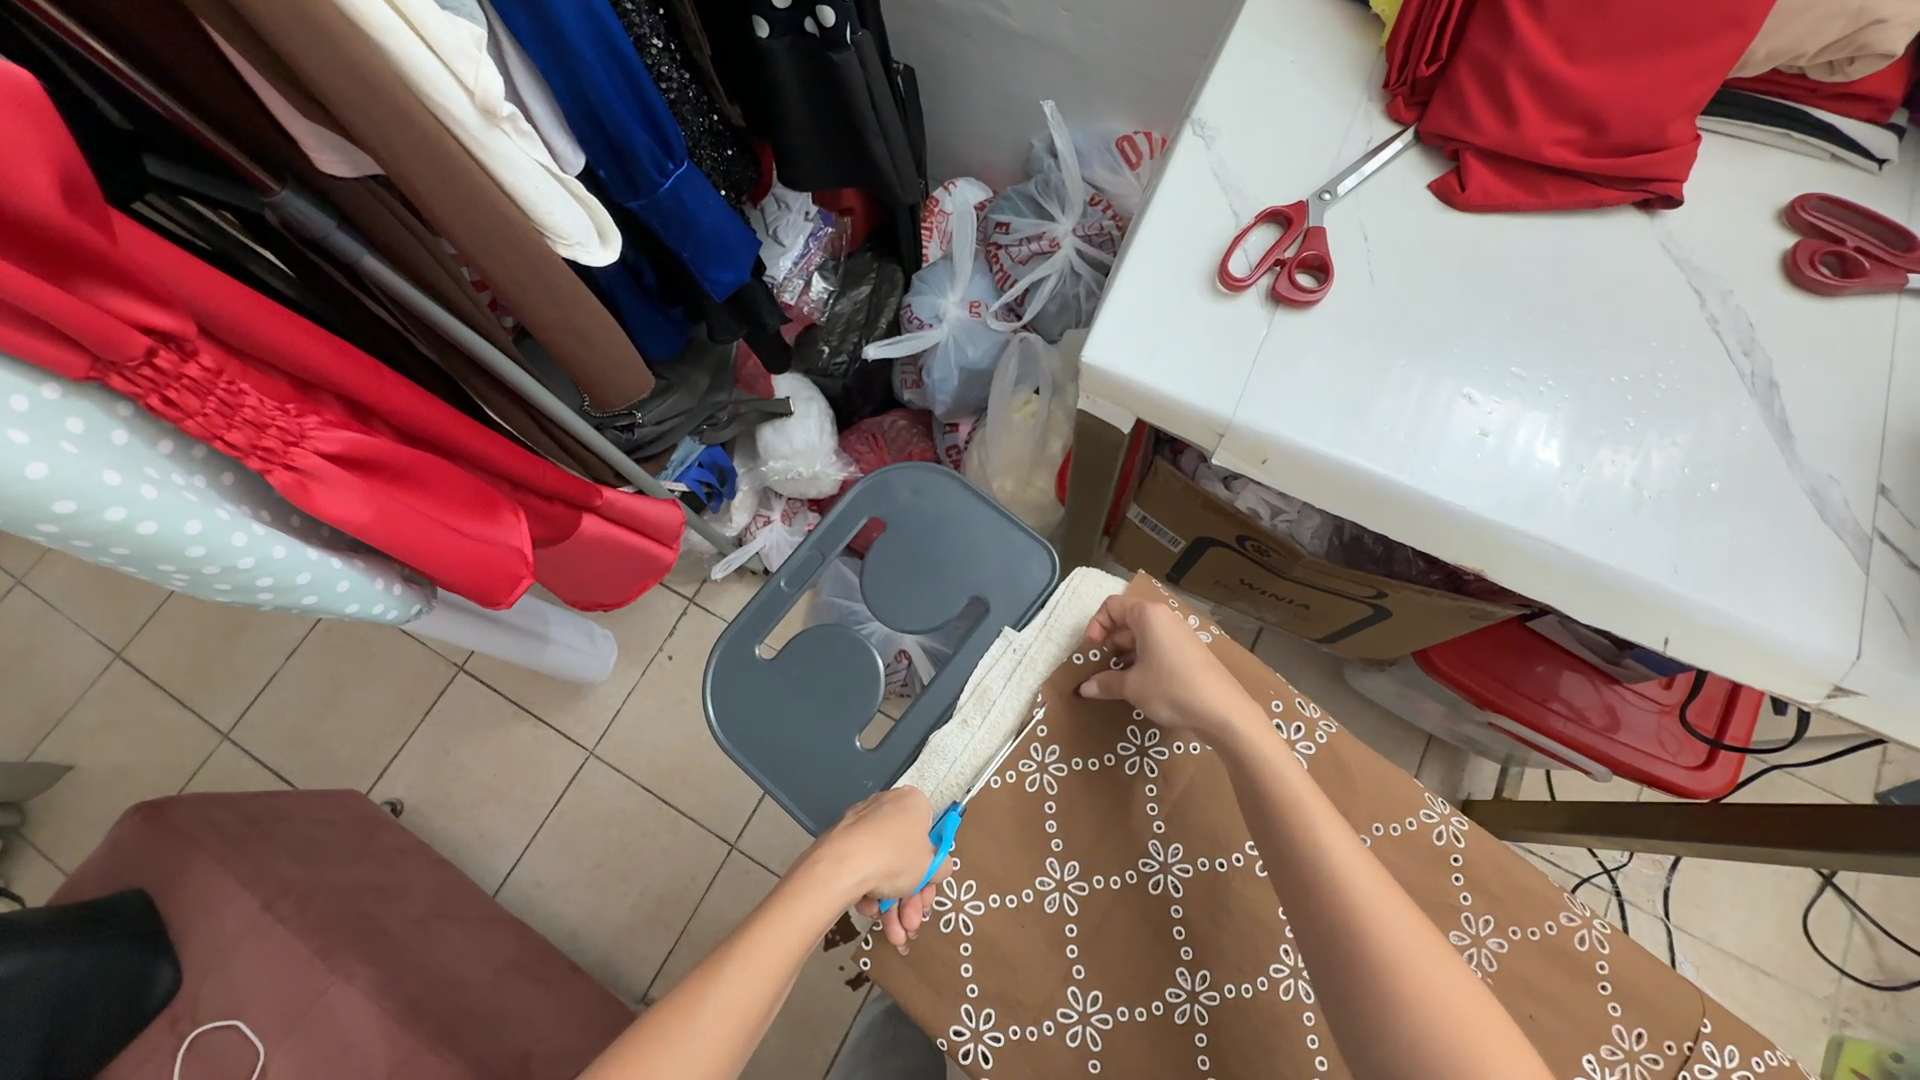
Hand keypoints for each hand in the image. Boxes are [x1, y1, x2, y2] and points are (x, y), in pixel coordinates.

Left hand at [801, 787, 948, 952]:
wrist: (841, 866)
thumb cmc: (896, 858)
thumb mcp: (931, 867)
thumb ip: (941, 867)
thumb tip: (939, 867)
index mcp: (912, 802)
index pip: (929, 833)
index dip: (931, 868)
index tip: (928, 891)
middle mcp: (887, 806)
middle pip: (906, 857)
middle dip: (911, 897)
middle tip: (912, 924)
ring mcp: (861, 824)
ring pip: (885, 867)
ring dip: (893, 904)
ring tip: (895, 934)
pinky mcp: (842, 842)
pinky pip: (864, 867)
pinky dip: (870, 891)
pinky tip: (871, 913)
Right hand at [1077, 595, 1259, 743]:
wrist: (1223, 711)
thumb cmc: (1171, 689)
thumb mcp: (1132, 687)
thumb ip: (1105, 683)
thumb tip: (1084, 688)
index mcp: (1148, 615)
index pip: (1112, 606)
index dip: (1096, 625)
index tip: (1092, 650)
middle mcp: (1164, 618)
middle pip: (1127, 620)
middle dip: (1109, 643)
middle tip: (1100, 668)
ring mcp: (1180, 635)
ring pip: (1143, 637)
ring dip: (1125, 654)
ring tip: (1116, 680)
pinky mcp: (1190, 652)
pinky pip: (1158, 648)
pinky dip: (1143, 661)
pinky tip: (1139, 685)